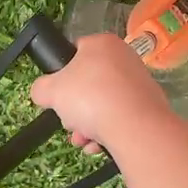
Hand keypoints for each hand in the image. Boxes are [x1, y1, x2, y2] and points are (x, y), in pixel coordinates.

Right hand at [30, 34, 174, 154]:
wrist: (133, 125)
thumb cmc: (89, 98)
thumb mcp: (50, 91)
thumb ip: (40, 89)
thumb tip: (43, 92)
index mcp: (101, 43)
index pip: (75, 53)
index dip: (61, 75)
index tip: (58, 95)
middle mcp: (123, 57)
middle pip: (88, 84)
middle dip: (74, 109)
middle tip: (70, 122)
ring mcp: (138, 81)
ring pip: (102, 104)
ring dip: (86, 125)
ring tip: (82, 140)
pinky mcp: (147, 105)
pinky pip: (118, 116)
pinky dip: (105, 131)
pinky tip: (97, 144)